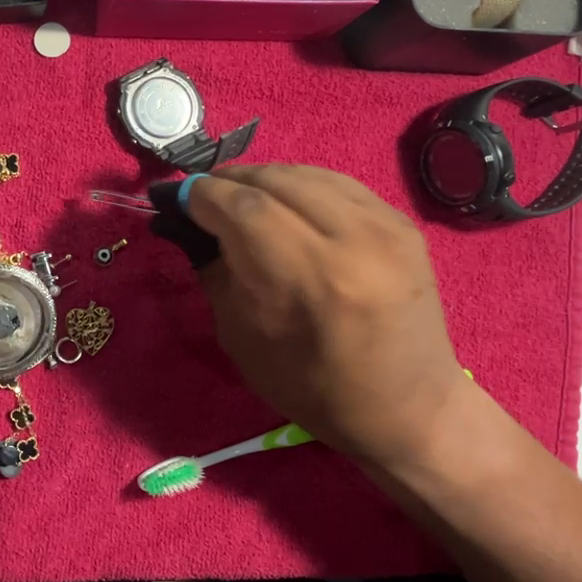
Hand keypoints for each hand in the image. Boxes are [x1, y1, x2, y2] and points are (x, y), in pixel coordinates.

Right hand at [185, 165, 472, 471]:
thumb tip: (186, 224)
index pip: (242, 208)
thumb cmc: (312, 388)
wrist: (406, 408)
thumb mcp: (242, 338)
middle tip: (199, 194)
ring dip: (261, 178)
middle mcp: (352, 240)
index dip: (201, 195)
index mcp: (309, 278)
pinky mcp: (402, 222)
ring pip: (306, 173)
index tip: (175, 198)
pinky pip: (337, 183)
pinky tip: (281, 199)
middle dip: (227, 182)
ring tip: (235, 193)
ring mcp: (385, 226)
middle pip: (273, 181)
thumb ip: (216, 272)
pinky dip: (299, 184)